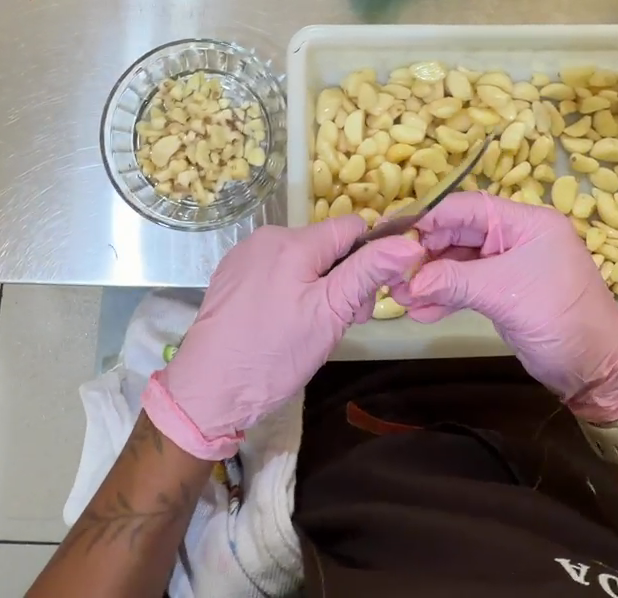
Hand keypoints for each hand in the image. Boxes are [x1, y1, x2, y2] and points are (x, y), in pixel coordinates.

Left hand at [143, 216, 424, 459]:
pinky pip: (276, 272)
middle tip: (338, 324)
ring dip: (318, 288)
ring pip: (302, 260)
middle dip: (343, 279)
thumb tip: (410, 243)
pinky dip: (289, 292)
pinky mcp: (231, 276)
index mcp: (293, 241)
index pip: (351, 227)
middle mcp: (267, 237)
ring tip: (308, 331)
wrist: (207, 391)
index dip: (370, 257)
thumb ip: (368, 273)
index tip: (367, 298)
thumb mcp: (330, 314)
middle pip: (327, 245)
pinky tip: (282, 326)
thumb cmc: (274, 353)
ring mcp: (245, 256)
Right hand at [391, 192, 617, 422]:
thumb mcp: (504, 294)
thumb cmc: (559, 319)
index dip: (430, 219)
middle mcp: (517, 236)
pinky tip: (421, 312)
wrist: (597, 371)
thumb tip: (407, 283)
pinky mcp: (504, 291)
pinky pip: (467, 285)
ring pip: (460, 261)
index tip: (395, 235)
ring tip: (401, 297)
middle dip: (426, 254)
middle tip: (393, 272)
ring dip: (432, 279)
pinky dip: (445, 297)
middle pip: (459, 233)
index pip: (468, 208)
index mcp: (526, 222)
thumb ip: (453, 281)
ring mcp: (509, 264)